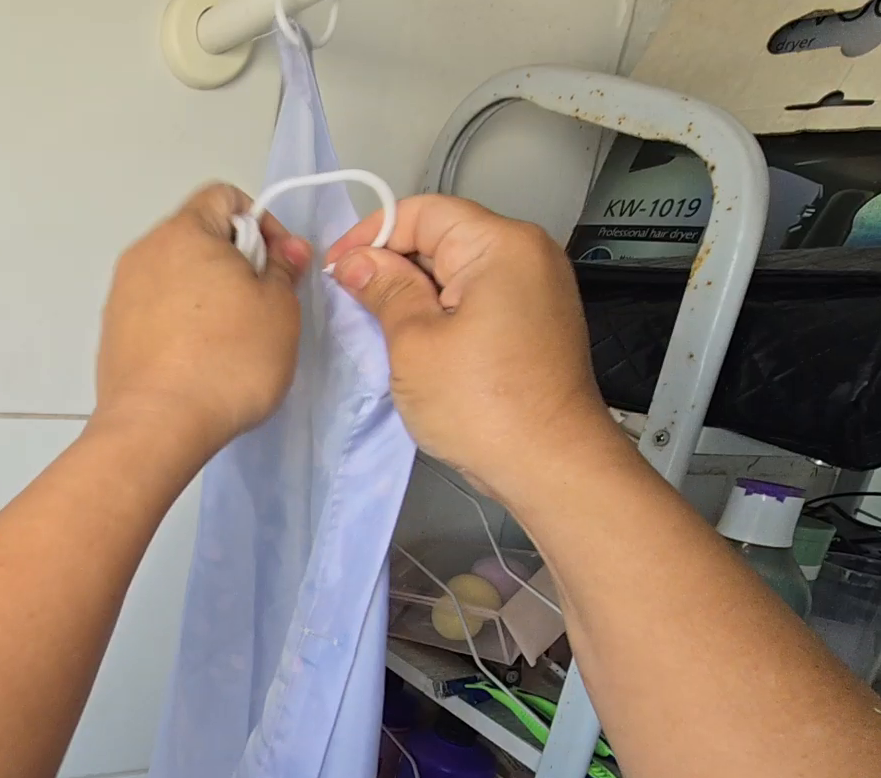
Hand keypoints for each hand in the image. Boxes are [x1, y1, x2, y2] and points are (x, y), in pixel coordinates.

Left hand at [93, 184, 311, 461]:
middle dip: (234, 263)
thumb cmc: (226, 362)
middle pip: (196, 239)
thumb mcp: (279, 310)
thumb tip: (281, 254)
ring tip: (229, 341)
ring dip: (205, 297)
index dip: (263, 223)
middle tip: (262, 305)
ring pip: (173, 280)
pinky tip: (195, 363)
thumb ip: (283, 270)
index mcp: (181, 232)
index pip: (224, 198)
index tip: (282, 266)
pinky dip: (178, 327)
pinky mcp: (111, 338)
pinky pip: (153, 316)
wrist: (157, 427)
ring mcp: (119, 298)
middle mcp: (141, 255)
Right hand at [325, 195, 622, 500]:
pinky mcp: (532, 321)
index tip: (335, 270)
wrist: (546, 462)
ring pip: (456, 270)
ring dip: (411, 290)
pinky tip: (411, 340)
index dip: (371, 234)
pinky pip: (475, 297)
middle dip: (391, 263)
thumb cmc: (479, 403)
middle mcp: (526, 255)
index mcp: (500, 245)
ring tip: (375, 324)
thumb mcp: (414, 342)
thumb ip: (385, 290)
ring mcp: (534, 289)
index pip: (423, 212)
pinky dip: (438, 310)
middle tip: (348, 301)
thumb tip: (356, 261)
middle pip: (443, 237)